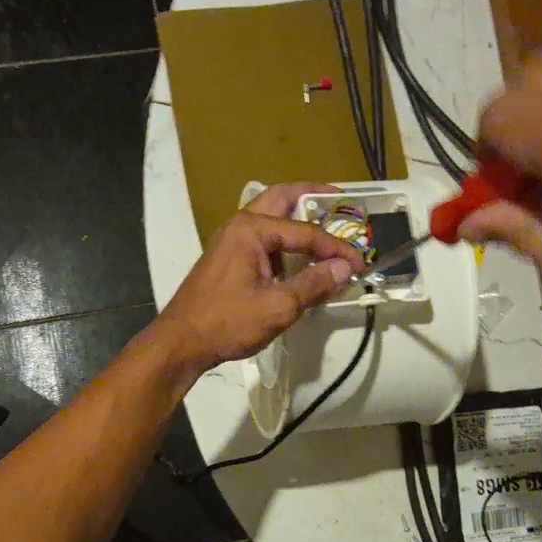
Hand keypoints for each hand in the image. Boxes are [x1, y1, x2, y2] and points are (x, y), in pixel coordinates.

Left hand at [152, 183, 365, 372]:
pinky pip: (262, 240)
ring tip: (327, 229)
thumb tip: (346, 268)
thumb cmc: (227, 323)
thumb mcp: (277, 307)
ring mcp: (230, 242)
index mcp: (251, 229)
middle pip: (282, 199)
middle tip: (341, 202)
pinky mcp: (228, 260)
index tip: (360, 263)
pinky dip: (284, 243)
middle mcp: (239, 226)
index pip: (305, 231)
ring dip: (298, 220)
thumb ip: (313, 284)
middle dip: (313, 198)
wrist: (181, 343)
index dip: (336, 247)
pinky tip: (300, 260)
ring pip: (271, 218)